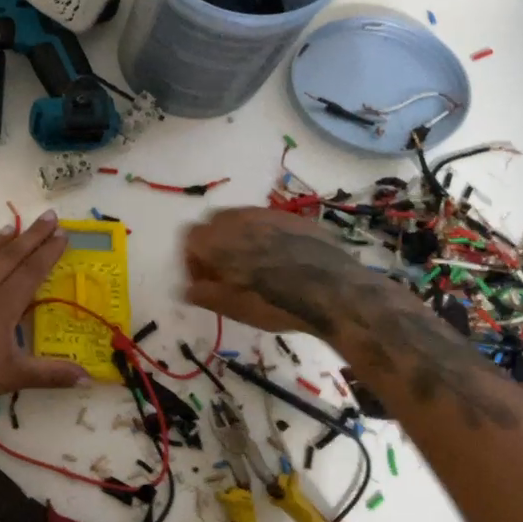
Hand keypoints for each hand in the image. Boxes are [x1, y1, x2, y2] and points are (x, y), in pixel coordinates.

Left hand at [0, 209, 89, 411]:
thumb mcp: (15, 376)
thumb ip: (52, 374)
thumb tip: (89, 379)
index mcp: (4, 306)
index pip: (32, 272)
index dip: (49, 252)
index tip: (63, 233)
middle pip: (10, 258)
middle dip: (31, 237)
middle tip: (48, 216)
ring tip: (10, 227)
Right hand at [182, 207, 377, 339]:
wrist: (335, 292)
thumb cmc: (273, 302)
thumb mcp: (231, 307)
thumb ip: (202, 294)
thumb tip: (187, 289)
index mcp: (213, 238)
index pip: (189, 240)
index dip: (193, 261)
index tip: (206, 282)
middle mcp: (236, 218)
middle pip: (214, 224)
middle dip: (216, 245)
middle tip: (228, 272)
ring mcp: (268, 214)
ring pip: (243, 220)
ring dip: (242, 239)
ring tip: (257, 265)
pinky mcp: (296, 218)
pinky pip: (271, 223)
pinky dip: (269, 238)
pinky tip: (284, 260)